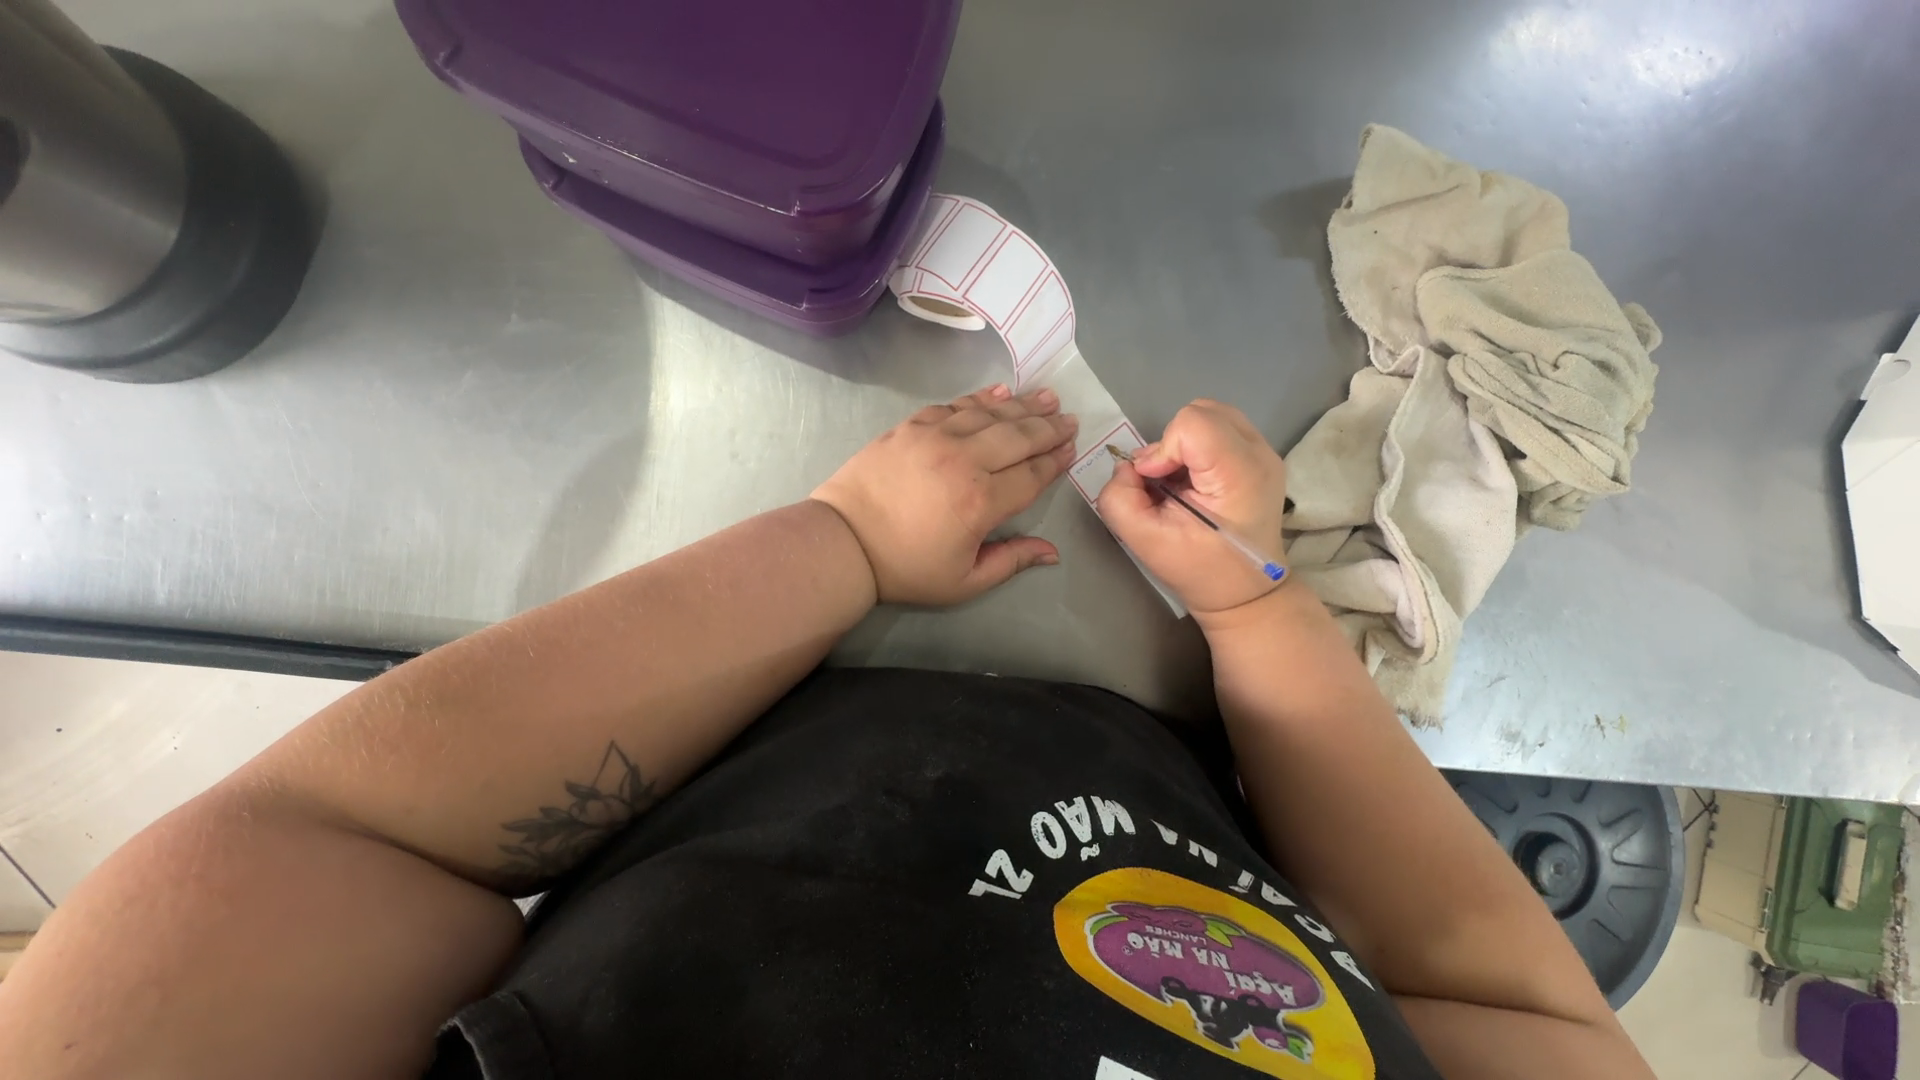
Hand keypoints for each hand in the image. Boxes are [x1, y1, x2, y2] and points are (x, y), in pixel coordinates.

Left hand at [812, 385, 1077, 605]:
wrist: (843, 543)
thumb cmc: (905, 568)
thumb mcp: (963, 581)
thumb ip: (1010, 561)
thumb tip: (1053, 552)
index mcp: (982, 502)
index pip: (1032, 474)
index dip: (1055, 460)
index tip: (1072, 448)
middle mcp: (965, 461)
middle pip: (1018, 436)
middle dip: (1048, 427)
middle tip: (1070, 418)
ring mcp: (936, 437)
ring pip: (989, 414)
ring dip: (1022, 405)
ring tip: (1046, 398)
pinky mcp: (911, 427)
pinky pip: (953, 405)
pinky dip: (979, 398)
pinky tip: (998, 393)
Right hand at [1097, 399, 1288, 618]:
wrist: (1245, 592)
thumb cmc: (1198, 570)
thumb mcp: (1144, 542)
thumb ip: (1119, 499)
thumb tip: (1129, 468)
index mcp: (1239, 474)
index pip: (1191, 424)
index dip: (1162, 449)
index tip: (1158, 484)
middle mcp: (1259, 454)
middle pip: (1201, 411)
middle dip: (1171, 442)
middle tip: (1166, 482)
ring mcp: (1265, 452)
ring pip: (1210, 414)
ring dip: (1183, 441)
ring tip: (1180, 480)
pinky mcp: (1260, 456)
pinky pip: (1219, 428)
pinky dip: (1197, 445)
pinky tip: (1195, 479)